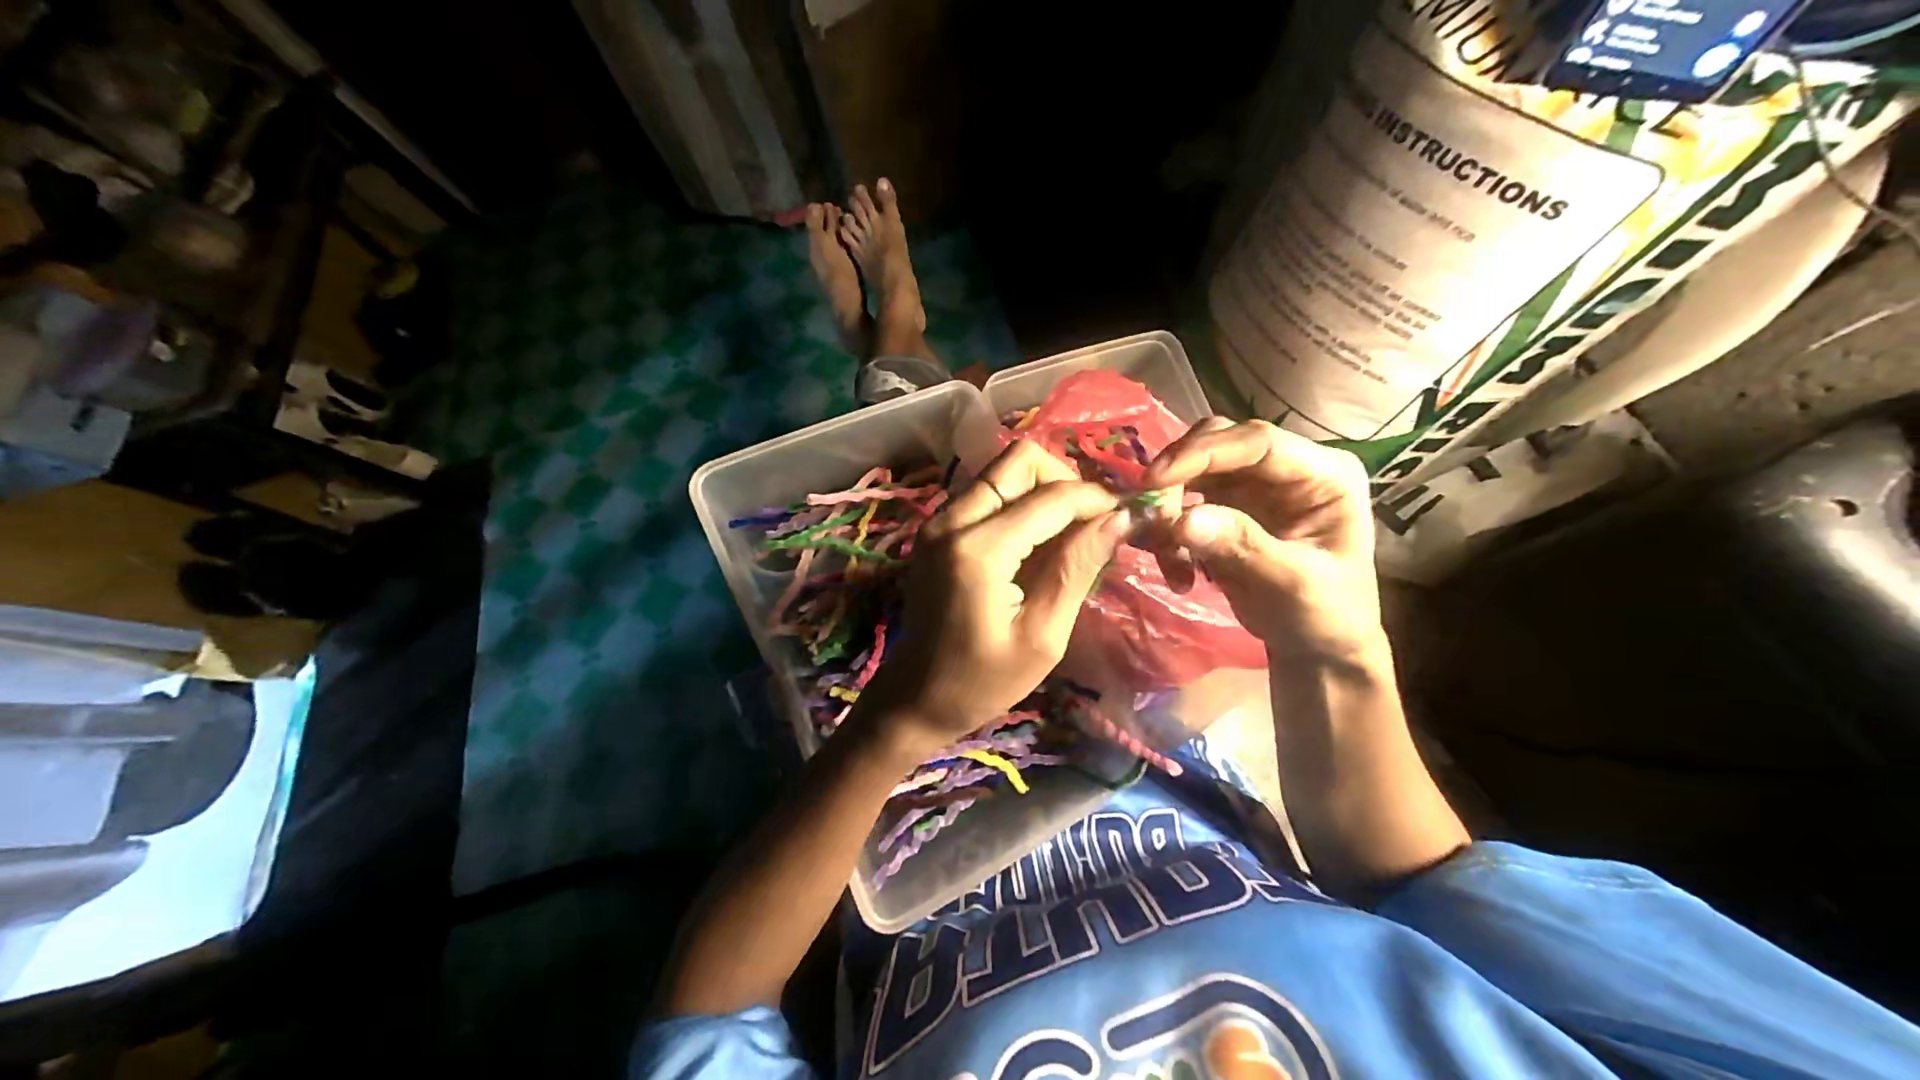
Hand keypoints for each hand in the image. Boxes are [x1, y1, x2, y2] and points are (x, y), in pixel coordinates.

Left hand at [857, 440, 1127, 752]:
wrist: (913, 699)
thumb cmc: (981, 683)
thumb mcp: (1042, 637)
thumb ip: (1078, 568)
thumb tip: (1121, 517)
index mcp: (978, 550)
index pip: (1053, 496)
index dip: (1098, 500)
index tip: (1128, 519)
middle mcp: (951, 519)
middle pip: (1020, 459)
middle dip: (1065, 481)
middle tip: (1090, 525)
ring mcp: (937, 520)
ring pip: (1003, 470)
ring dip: (1043, 490)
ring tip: (1069, 536)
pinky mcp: (935, 528)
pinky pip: (986, 492)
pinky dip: (1019, 503)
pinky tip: (1037, 543)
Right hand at [1141, 418, 1382, 664]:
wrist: (1315, 647)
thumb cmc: (1323, 615)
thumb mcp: (1291, 584)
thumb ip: (1241, 546)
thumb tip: (1183, 519)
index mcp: (1323, 474)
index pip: (1258, 442)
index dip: (1204, 453)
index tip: (1155, 479)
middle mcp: (1286, 468)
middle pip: (1219, 442)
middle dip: (1178, 474)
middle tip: (1146, 509)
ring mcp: (1254, 485)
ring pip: (1193, 469)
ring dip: (1168, 508)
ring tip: (1168, 558)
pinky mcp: (1227, 506)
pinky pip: (1182, 502)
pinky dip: (1169, 533)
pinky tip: (1179, 573)